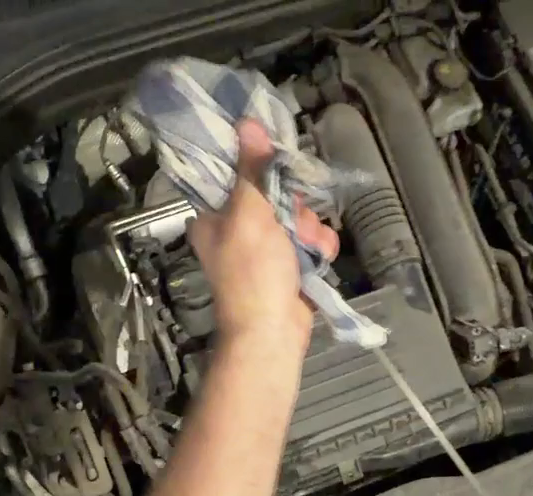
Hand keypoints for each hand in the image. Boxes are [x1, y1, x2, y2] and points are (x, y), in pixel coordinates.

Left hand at [186, 119, 338, 355]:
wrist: (272, 334)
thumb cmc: (253, 275)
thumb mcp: (250, 215)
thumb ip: (252, 170)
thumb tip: (248, 123)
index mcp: (213, 217)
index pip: (234, 174)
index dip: (259, 166)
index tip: (278, 163)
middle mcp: (236, 230)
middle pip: (273, 193)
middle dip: (294, 205)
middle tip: (295, 218)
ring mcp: (264, 251)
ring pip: (297, 216)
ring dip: (310, 228)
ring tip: (310, 245)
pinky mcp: (288, 267)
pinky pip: (309, 242)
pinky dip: (318, 248)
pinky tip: (319, 257)